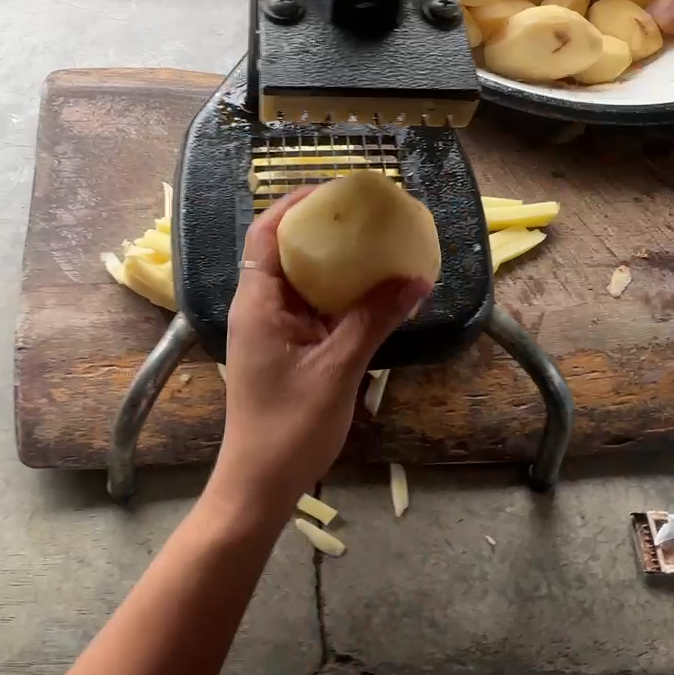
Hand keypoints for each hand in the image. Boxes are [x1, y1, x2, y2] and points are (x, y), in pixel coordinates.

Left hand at [207, 186, 432, 519]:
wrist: (260, 484)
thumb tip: (416, 280)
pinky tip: (369, 290)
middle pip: (283, 249)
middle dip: (320, 227)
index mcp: (257, 302)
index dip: (295, 204)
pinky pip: (309, 306)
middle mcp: (258, 307)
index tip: (335, 191)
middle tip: (364, 214)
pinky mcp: (283, 347)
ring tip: (372, 242)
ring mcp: (270, 328)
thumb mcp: (338, 369)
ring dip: (330, 261)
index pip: (266, 233)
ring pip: (298, 279)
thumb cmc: (290, 427)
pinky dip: (335, 293)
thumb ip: (374, 320)